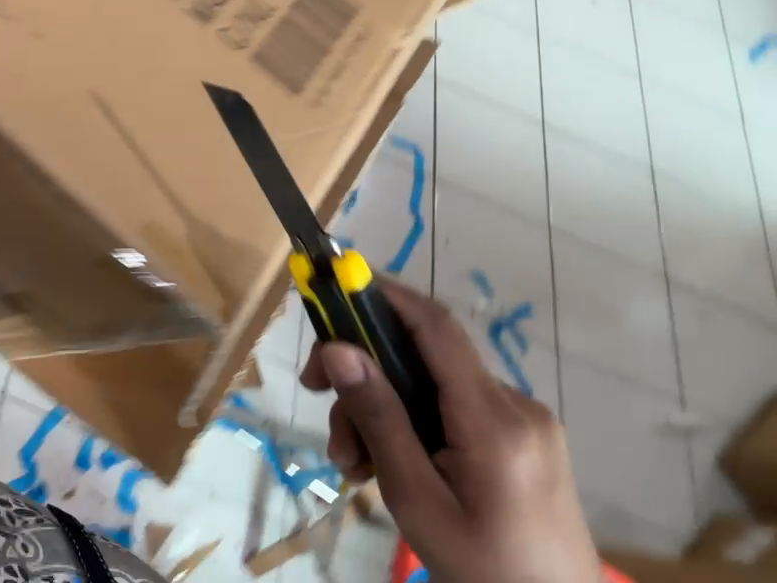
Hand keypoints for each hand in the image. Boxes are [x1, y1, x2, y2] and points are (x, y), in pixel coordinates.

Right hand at [299, 281, 601, 582]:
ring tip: (353, 464)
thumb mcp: (415, 498)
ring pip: (425, 387)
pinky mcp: (520, 440)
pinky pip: (447, 410)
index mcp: (495, 420)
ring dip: (378, 412)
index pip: (435, 327)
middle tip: (316, 400)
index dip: (382, 294)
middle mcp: (515, 407)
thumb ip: (378, 419)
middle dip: (360, 374)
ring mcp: (522, 423)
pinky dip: (407, 426)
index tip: (330, 282)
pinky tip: (386, 465)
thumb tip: (336, 348)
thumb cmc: (484, 567)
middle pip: (417, 358)